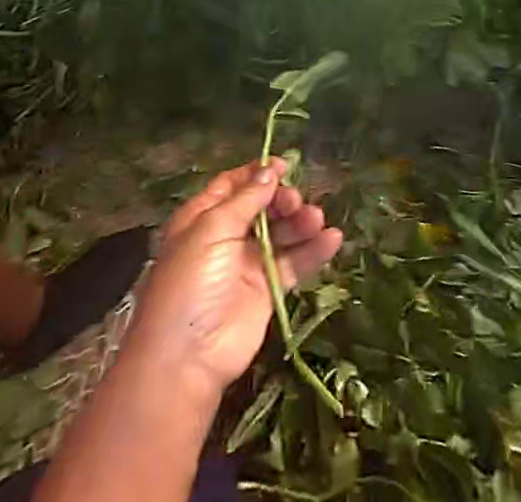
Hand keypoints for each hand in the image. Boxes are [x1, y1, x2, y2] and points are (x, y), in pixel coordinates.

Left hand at [123, 159, 343, 394]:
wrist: (187, 355)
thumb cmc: (191, 280)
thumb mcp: (212, 229)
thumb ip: (246, 200)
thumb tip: (269, 172)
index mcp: (203, 216)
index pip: (233, 185)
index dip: (258, 174)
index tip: (285, 166)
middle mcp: (226, 235)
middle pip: (262, 206)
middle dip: (282, 199)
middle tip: (296, 202)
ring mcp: (248, 263)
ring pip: (282, 233)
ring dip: (300, 222)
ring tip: (316, 220)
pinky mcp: (269, 289)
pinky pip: (295, 263)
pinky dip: (314, 251)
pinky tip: (332, 240)